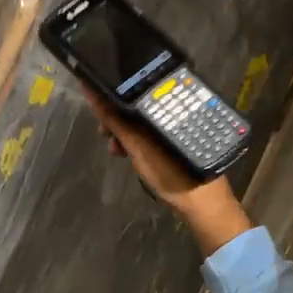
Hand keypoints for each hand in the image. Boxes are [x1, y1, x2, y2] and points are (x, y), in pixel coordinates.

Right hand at [84, 89, 253, 254]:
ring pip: (142, 124)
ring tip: (116, 152)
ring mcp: (174, 129)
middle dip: (116, 121)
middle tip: (106, 137)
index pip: (132, 93)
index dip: (111, 102)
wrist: (200, 200)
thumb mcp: (137, 146)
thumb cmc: (169, 172)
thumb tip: (92, 91)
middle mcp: (171, 113)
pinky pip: (150, 136)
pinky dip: (136, 142)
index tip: (99, 116)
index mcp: (165, 105)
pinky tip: (129, 154)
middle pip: (136, 108)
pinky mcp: (175, 143)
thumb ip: (115, 120)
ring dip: (124, 134)